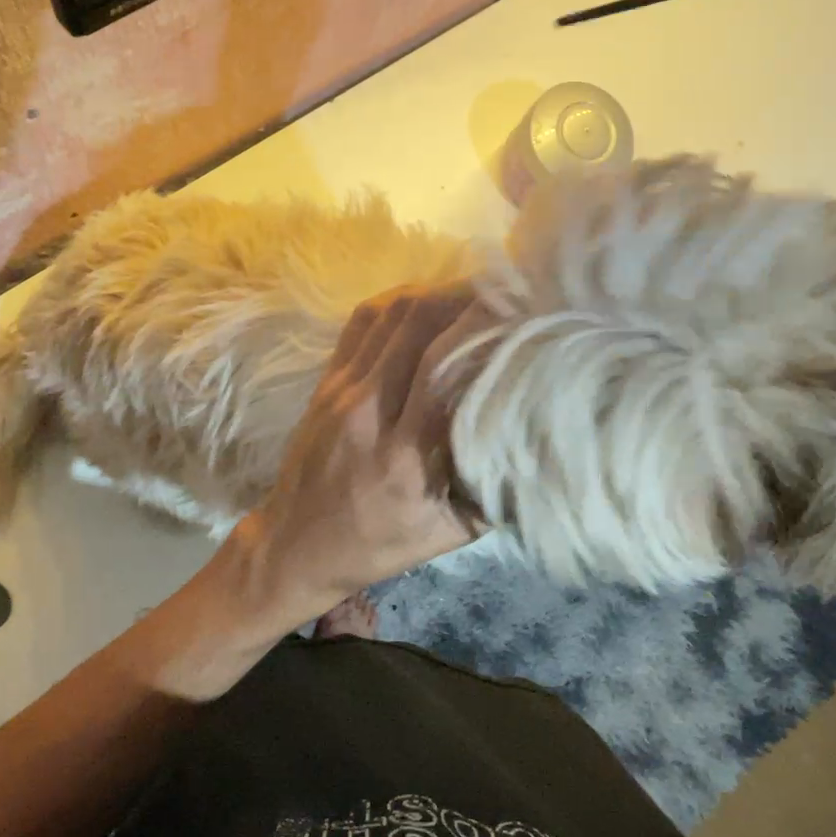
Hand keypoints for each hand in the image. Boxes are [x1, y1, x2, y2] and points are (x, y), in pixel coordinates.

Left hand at [225, 284, 494, 621]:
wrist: (294, 546)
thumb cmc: (378, 545)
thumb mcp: (447, 535)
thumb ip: (492, 491)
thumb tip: (541, 443)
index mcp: (404, 455)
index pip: (445, 366)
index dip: (486, 328)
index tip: (526, 312)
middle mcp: (369, 411)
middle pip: (420, 324)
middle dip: (469, 297)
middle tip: (510, 291)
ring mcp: (340, 390)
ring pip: (391, 314)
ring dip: (437, 293)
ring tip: (476, 291)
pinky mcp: (324, 381)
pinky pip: (363, 322)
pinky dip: (400, 300)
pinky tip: (429, 301)